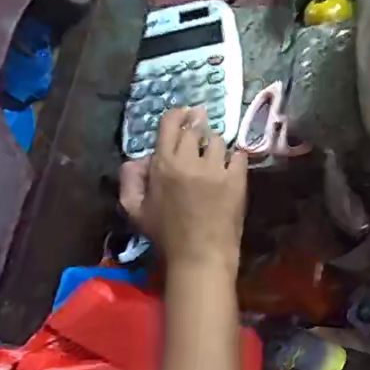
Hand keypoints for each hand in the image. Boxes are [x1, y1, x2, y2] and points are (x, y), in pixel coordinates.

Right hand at [119, 107, 247, 272]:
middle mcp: (190, 161)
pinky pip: (239, 156)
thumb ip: (130, 180)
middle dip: (197, 124)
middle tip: (201, 123)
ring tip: (213, 152)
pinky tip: (231, 164)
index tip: (185, 113)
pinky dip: (234, 157)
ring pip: (218, 140)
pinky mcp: (237, 181)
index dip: (177, 115)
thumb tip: (137, 160)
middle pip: (196, 129)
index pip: (170, 125)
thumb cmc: (166, 236)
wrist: (201, 256)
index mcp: (164, 164)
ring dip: (214, 143)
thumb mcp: (135, 210)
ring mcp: (216, 170)